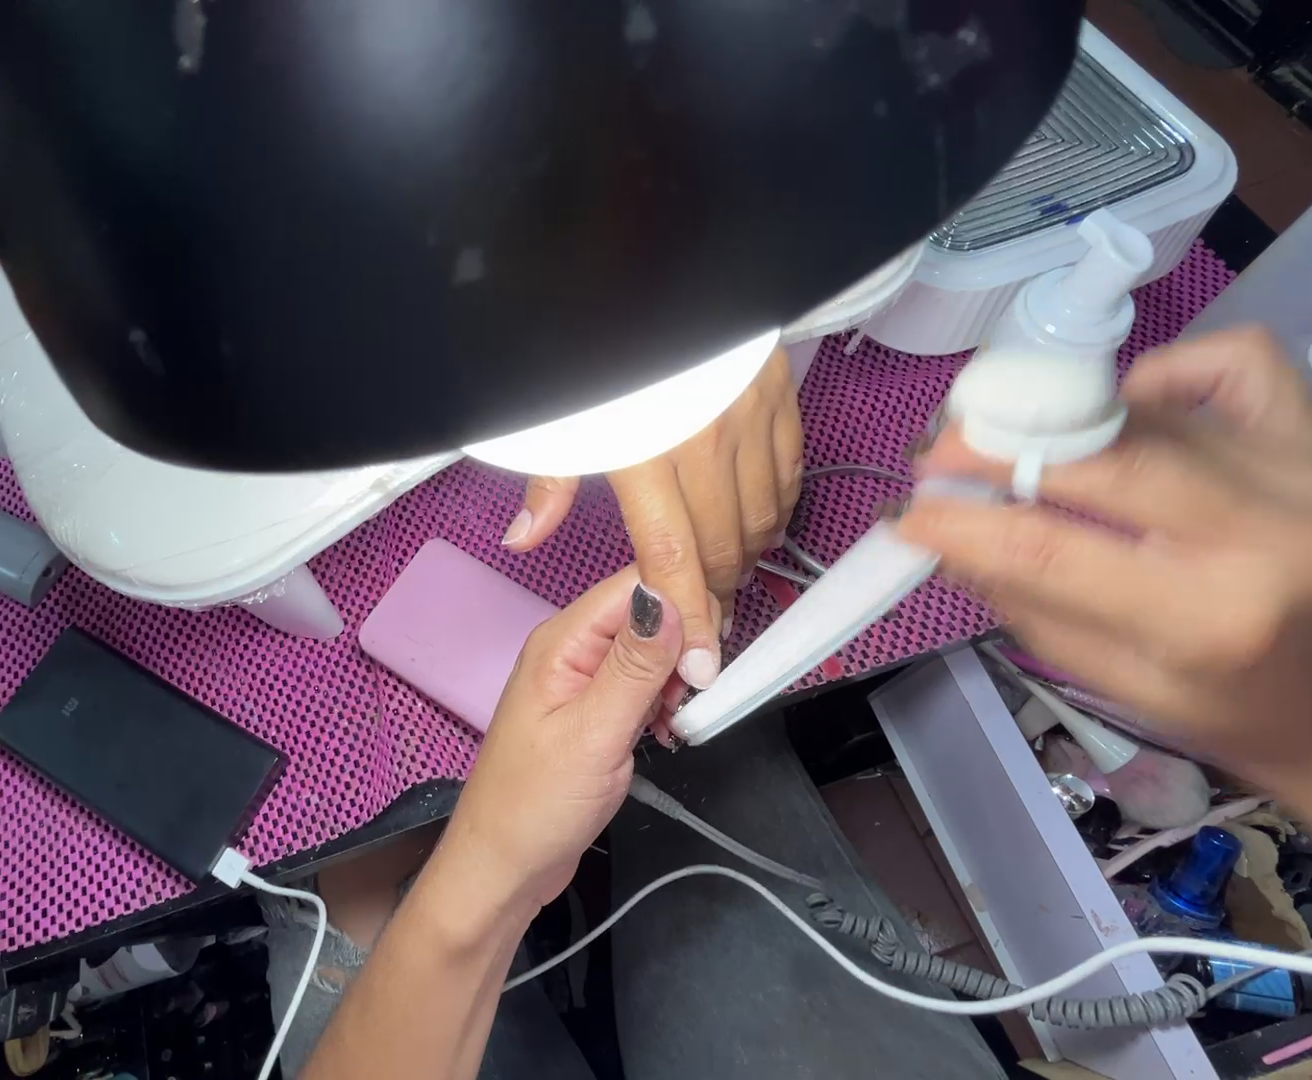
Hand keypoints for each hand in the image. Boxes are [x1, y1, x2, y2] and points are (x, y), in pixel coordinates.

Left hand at [440, 568, 682, 913]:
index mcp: (563, 638)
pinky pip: (644, 683)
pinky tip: (666, 732)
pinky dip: (665, 702)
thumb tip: (670, 595)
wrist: (505, 866)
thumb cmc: (538, 804)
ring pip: (653, 649)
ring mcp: (585, 676)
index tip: (710, 656)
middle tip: (688, 698)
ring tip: (673, 723)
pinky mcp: (597, 706)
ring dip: (677, 680)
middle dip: (684, 646)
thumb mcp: (593, 733)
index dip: (682, 606)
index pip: (636, 584)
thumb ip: (635, 665)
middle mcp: (574, 646)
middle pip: (649, 611)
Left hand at [502, 346, 803, 694]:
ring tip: (723, 575)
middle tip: (702, 617)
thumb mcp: (566, 419)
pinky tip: (752, 524)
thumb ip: (551, 486)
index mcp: (645, 454)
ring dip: (743, 556)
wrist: (653, 279)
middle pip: (721, 546)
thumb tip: (522, 538)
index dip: (690, 617)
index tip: (704, 661)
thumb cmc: (604, 358)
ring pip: (761, 519)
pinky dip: (774, 511)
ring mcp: (748, 420)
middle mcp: (704, 442)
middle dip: (714, 592)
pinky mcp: (777, 400)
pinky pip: (788, 477)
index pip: (672, 555)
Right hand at [897, 327, 1311, 777]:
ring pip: (1147, 411)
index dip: (959, 523)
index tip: (904, 512)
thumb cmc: (1199, 695)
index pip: (1048, 550)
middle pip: (1105, 462)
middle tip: (935, 455)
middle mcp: (1272, 537)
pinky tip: (1123, 407)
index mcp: (1207, 618)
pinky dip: (1162, 369)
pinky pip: (1233, 360)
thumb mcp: (1088, 666)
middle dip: (996, 449)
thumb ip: (1013, 591)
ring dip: (1054, 419)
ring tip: (1012, 441)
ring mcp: (1309, 475)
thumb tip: (936, 526)